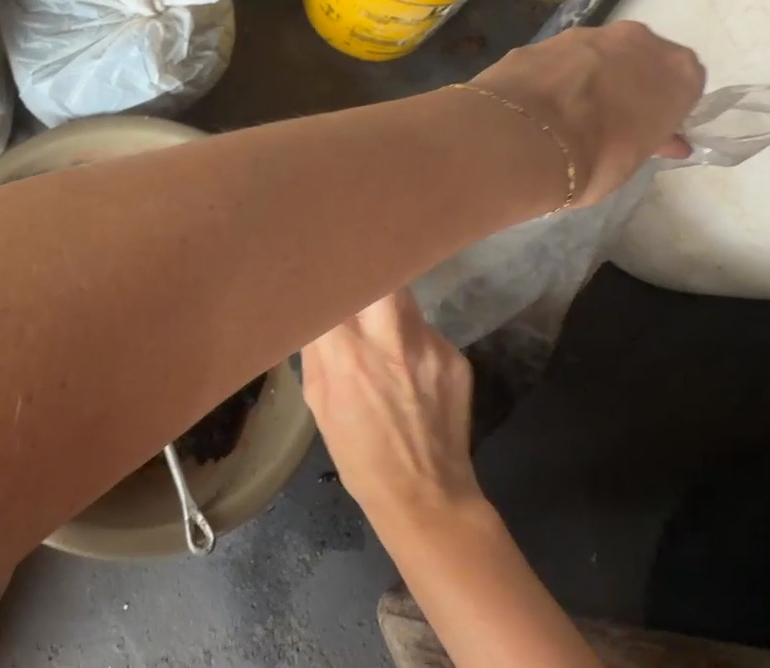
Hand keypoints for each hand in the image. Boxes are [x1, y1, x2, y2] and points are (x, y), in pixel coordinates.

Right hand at [301, 288, 480, 527]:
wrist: (426, 495)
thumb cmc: (358, 454)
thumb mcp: (318, 401)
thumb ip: (317, 350)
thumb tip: (314, 313)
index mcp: (346, 354)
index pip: (332, 291)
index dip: (324, 280)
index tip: (319, 276)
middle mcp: (389, 340)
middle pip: (379, 274)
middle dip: (364, 273)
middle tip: (354, 280)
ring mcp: (429, 347)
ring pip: (404, 299)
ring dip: (387, 305)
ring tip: (380, 329)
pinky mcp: (456, 358)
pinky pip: (426, 332)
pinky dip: (411, 340)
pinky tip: (408, 369)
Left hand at [471, 22, 704, 207]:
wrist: (521, 138)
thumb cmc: (595, 159)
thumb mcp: (635, 160)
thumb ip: (650, 140)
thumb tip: (667, 142)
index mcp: (678, 71)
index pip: (681, 86)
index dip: (660, 109)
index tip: (642, 130)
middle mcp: (637, 41)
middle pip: (637, 61)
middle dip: (623, 85)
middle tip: (602, 121)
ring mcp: (583, 35)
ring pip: (593, 56)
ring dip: (583, 77)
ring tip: (561, 114)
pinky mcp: (538, 41)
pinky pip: (552, 62)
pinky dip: (547, 78)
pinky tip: (531, 106)